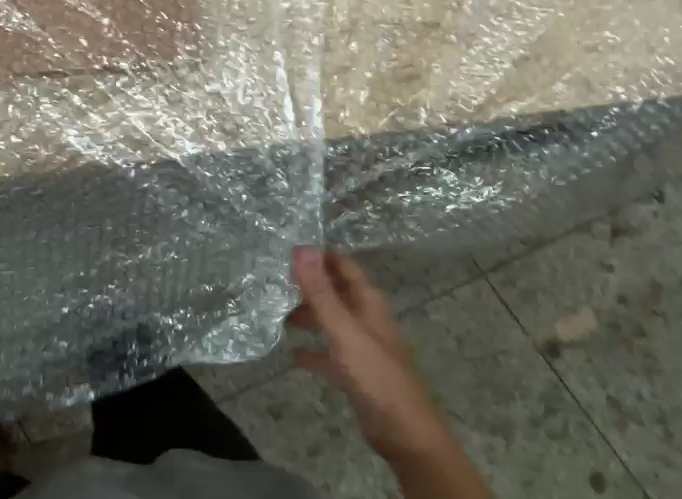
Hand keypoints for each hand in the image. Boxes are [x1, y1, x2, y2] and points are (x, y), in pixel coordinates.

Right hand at [287, 246, 456, 464]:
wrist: (407, 435)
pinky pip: (329, 355)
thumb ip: (322, 292)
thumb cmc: (377, 376)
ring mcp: (362, 348)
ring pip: (331, 321)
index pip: (345, 265)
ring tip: (276, 311)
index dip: (321, 254)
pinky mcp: (356, 374)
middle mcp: (366, 320)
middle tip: (274, 277)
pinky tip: (291, 354)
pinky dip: (313, 351)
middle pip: (336, 292)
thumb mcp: (345, 330)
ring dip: (308, 314)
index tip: (288, 245)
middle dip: (309, 283)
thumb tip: (302, 247)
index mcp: (369, 304)